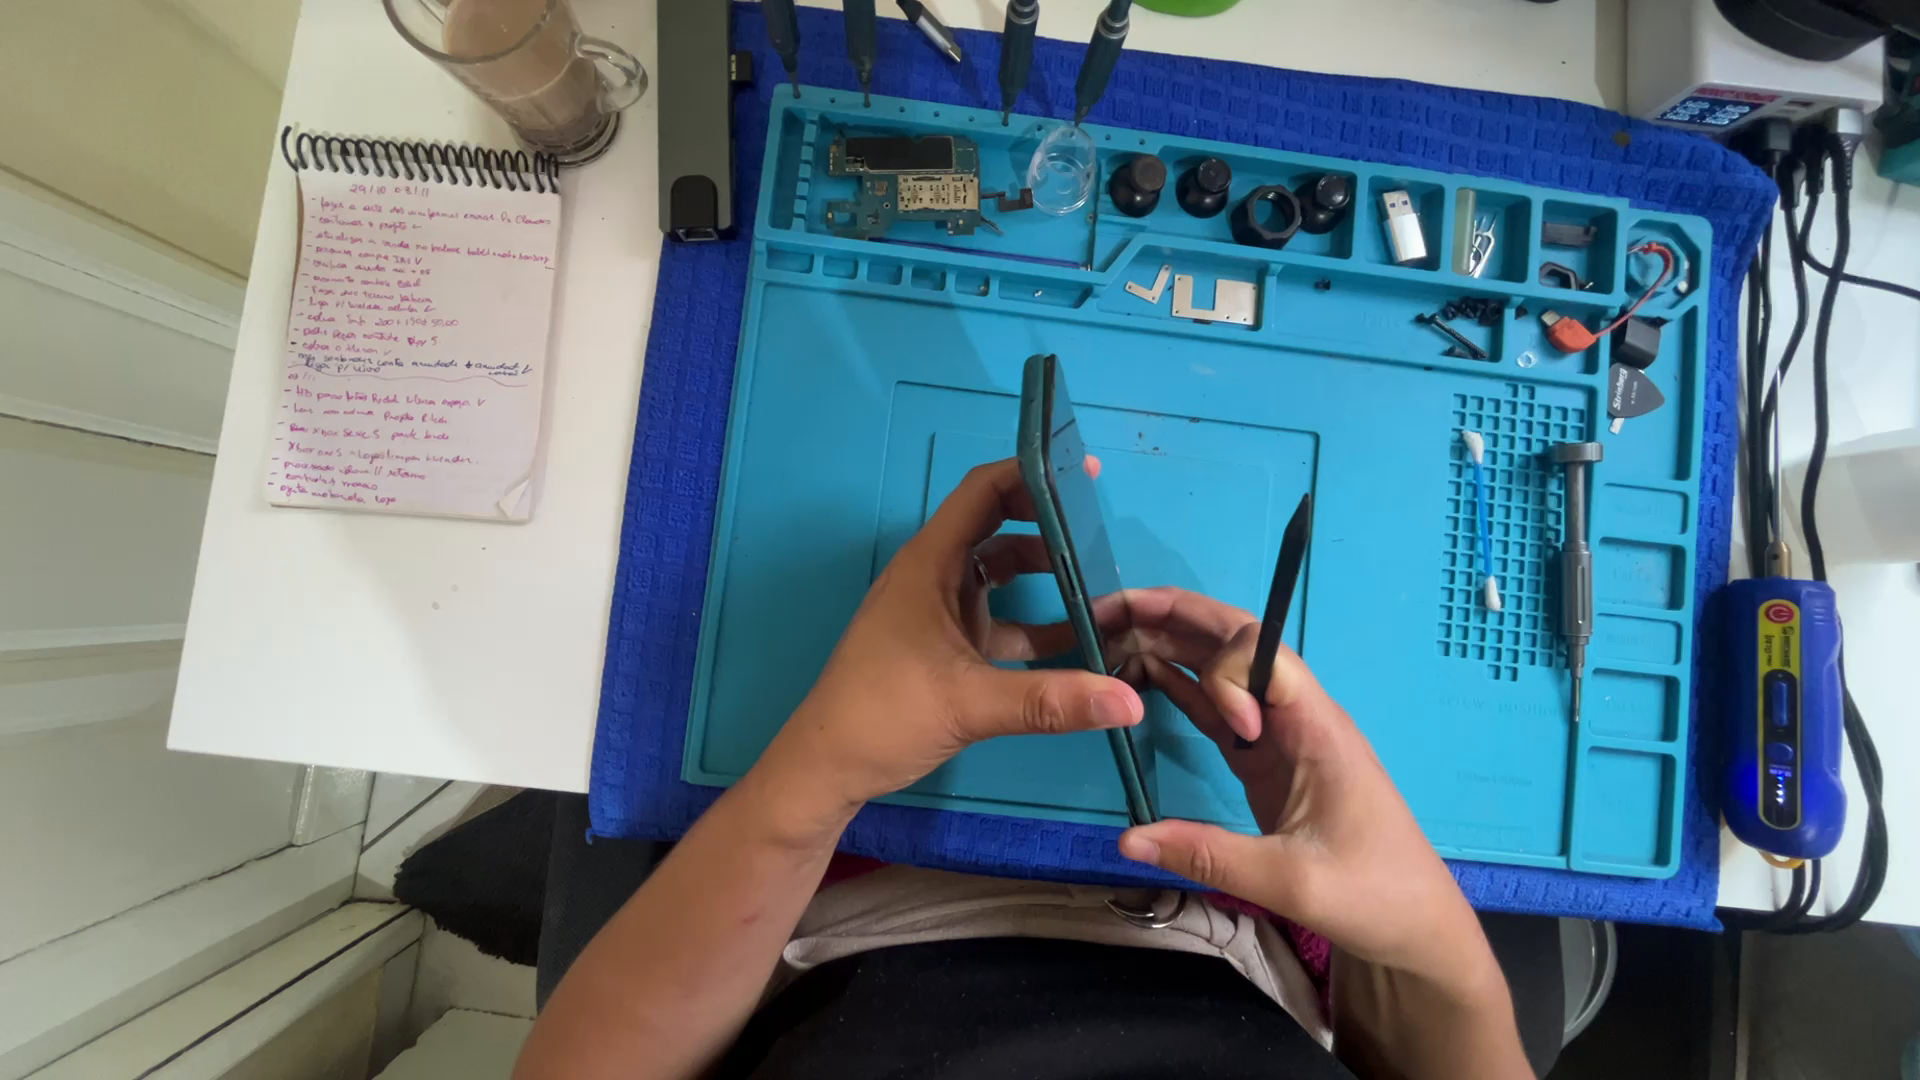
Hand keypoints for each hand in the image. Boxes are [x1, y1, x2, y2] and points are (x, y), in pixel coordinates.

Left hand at [757, 458, 1144, 812]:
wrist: (827, 765)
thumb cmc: (882, 715)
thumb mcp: (969, 704)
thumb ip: (1050, 701)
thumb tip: (1130, 703)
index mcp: (930, 563)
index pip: (982, 492)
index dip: (1030, 472)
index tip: (1081, 471)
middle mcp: (935, 575)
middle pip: (996, 526)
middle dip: (1047, 522)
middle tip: (1101, 527)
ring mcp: (940, 609)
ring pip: (998, 573)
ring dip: (1044, 574)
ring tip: (1100, 580)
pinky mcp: (946, 643)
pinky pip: (999, 619)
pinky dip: (1035, 623)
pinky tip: (1078, 639)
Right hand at [1108, 588, 1492, 990]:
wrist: (1414, 924)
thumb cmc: (1371, 894)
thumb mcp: (1292, 883)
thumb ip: (1209, 856)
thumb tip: (1128, 839)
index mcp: (1315, 723)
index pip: (1263, 652)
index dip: (1226, 671)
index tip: (1235, 731)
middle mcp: (1292, 710)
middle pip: (1231, 640)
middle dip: (1172, 616)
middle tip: (1109, 611)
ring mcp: (1274, 729)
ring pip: (1215, 666)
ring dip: (1166, 644)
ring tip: (1111, 636)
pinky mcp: (1259, 752)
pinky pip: (1211, 704)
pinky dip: (1174, 685)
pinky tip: (1138, 674)